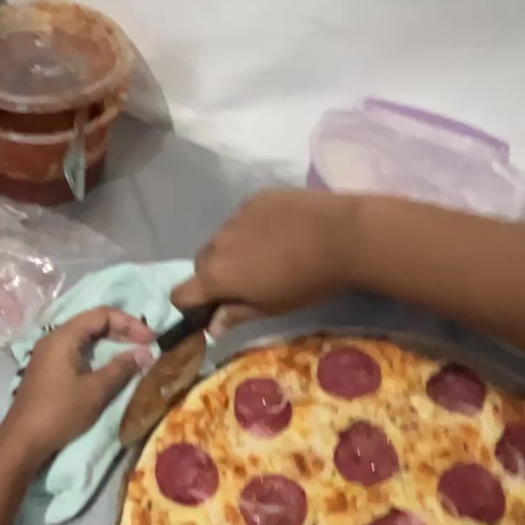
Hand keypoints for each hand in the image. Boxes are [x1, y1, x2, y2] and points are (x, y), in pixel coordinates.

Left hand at [2, 307, 156, 455]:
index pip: (101, 315)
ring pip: (85, 337)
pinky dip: (97, 354)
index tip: (151, 338)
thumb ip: (120, 368)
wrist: (23, 440)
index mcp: (63, 336)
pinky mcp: (49, 369)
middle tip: (146, 344)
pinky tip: (110, 366)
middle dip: (121, 330)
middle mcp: (54, 338)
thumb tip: (145, 352)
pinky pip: (77, 351)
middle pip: (92, 323)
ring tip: (133, 353)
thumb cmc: (59, 412)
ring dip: (110, 342)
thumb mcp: (95, 390)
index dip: (129, 322)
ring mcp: (49, 353)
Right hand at [171, 190, 366, 327]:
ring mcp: (234, 216)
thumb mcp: (270, 308)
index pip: (180, 294)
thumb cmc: (306, 283)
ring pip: (223, 239)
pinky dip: (253, 227)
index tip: (213, 308)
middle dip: (215, 275)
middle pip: (201, 264)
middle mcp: (216, 244)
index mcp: (215, 276)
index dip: (191, 305)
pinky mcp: (255, 198)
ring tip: (270, 252)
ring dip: (234, 249)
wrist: (343, 236)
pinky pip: (243, 217)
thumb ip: (235, 315)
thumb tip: (212, 326)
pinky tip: (281, 230)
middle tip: (248, 281)